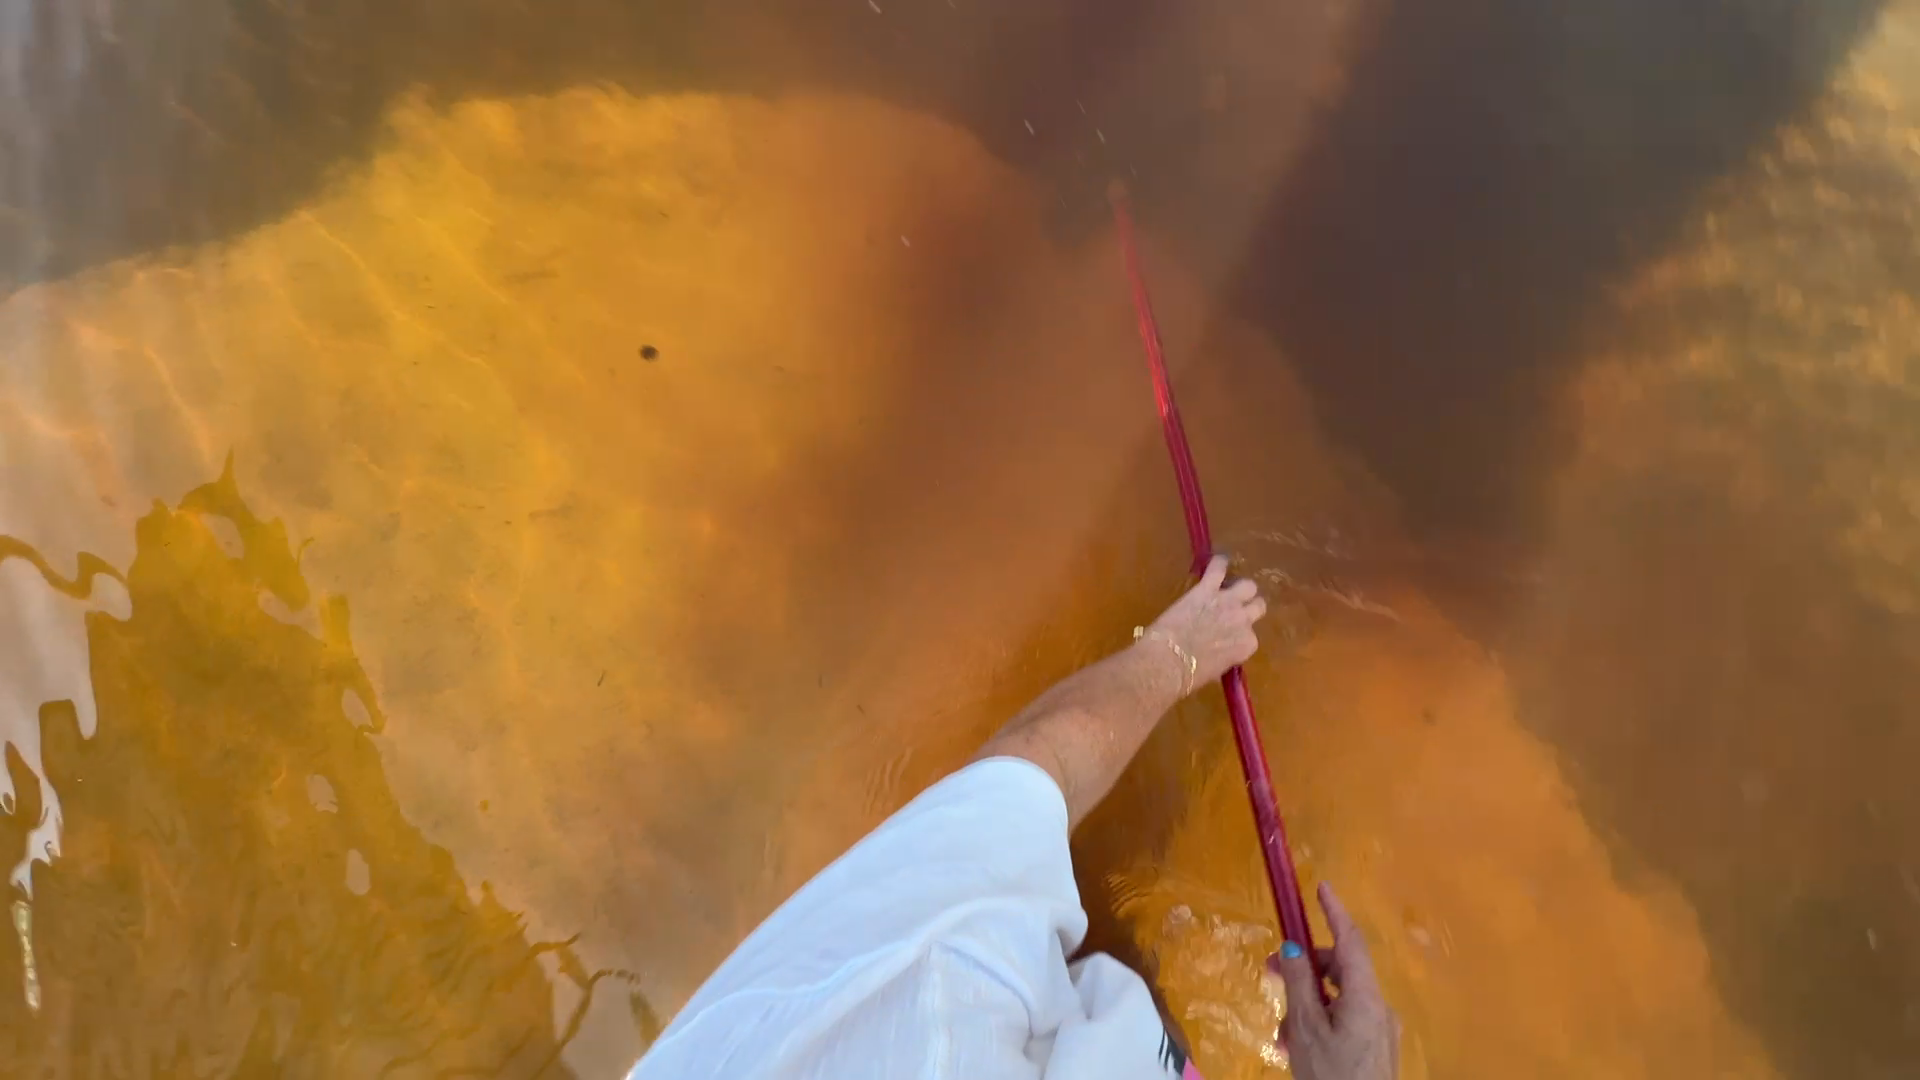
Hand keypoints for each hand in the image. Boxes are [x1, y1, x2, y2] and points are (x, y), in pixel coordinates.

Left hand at [1143, 554, 1264, 692]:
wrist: (1169, 661)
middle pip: (1258, 606)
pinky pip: (1218, 569)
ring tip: (1229, 585)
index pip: (1251, 634)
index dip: (1239, 632)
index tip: (1228, 634)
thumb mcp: (1215, 670)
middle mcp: (1243, 622)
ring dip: (1240, 587)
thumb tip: (1217, 654)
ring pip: (1248, 586)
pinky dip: (1219, 563)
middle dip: (1248, 606)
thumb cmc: (1189, 674)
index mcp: (1246, 645)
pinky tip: (1218, 561)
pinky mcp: (1206, 590)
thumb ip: (1223, 656)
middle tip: (1233, 608)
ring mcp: (1227, 603)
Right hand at [1267, 883, 1399, 1079]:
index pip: (1351, 941)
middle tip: (1270, 971)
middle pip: (1340, 968)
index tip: (1321, 887)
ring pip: (1338, 996)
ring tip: (1281, 1031)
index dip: (1335, 912)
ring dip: (1306, 1000)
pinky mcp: (1376, 1050)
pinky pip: (1344, 1019)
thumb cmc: (1332, 1078)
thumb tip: (1292, 945)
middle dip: (1304, 965)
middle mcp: (1379, 1009)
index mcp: (1365, 998)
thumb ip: (1298, 982)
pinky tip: (1296, 1045)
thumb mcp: (1306, 1029)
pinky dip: (1319, 1019)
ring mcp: (1380, 1031)